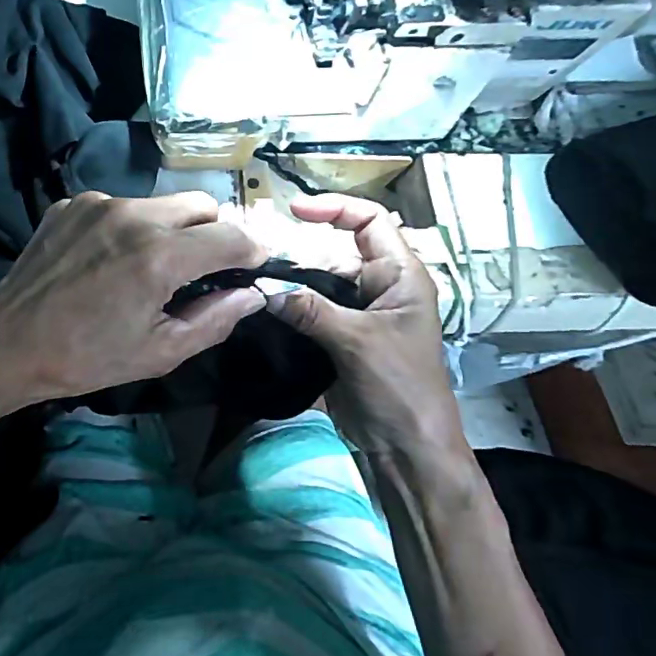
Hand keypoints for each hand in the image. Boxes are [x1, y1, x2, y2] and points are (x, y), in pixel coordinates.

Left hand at [0, 191, 267, 412]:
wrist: (8, 341)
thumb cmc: (86, 357)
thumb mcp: (159, 352)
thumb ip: (215, 319)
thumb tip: (251, 295)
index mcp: (159, 255)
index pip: (231, 236)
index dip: (253, 251)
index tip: (253, 265)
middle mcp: (132, 215)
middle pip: (201, 204)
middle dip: (214, 231)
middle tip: (205, 266)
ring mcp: (97, 203)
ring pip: (159, 202)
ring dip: (171, 228)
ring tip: (151, 264)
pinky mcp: (71, 204)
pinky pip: (119, 205)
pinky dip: (129, 226)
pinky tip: (109, 258)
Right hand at [266, 194, 462, 453]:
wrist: (406, 447)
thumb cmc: (400, 387)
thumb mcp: (358, 342)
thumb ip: (310, 310)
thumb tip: (263, 286)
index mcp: (400, 275)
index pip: (371, 221)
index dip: (335, 208)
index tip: (293, 211)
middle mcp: (378, 287)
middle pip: (334, 251)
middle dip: (297, 248)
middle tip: (255, 251)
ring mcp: (356, 313)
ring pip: (316, 282)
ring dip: (287, 279)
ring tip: (249, 276)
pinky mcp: (338, 337)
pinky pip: (308, 309)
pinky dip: (285, 305)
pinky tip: (258, 304)